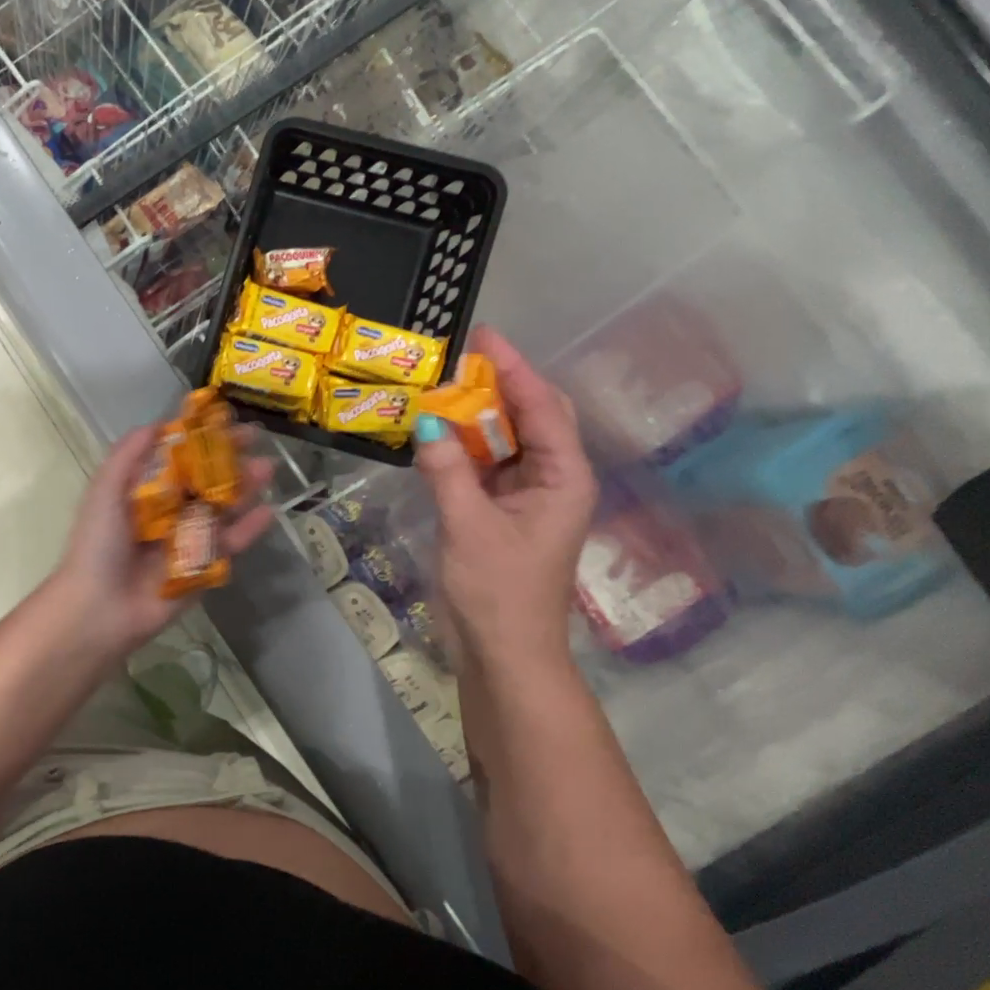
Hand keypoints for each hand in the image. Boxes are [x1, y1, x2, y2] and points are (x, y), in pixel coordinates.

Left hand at [48, 420, 276, 657]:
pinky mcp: (203, 569)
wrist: (101, 607)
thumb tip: (159, 423)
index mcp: (141, 492)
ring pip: (221, 509)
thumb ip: (128, 456)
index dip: (199, 440)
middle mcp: (166, 513)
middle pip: (204, 481)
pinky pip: (229, 545)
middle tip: (257, 440)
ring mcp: (187, 541)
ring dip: (244, 489)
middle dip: (229, 461)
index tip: (224, 421)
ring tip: (266, 470)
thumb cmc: (98, 544)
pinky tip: (268, 512)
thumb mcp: (105, 490)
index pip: (176, 458)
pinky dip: (248, 529)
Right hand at [414, 328, 596, 661]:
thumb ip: (447, 470)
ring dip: (475, 416)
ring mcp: (527, 497)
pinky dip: (462, 447)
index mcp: (563, 478)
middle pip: (530, 418)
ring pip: (505, 441)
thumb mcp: (468, 526)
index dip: (514, 369)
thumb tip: (425, 421)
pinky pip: (486, 466)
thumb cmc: (498, 591)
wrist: (504, 653)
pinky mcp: (502, 514)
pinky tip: (436, 434)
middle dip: (497, 386)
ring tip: (439, 389)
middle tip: (457, 359)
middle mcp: (552, 479)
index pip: (542, 408)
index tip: (484, 336)